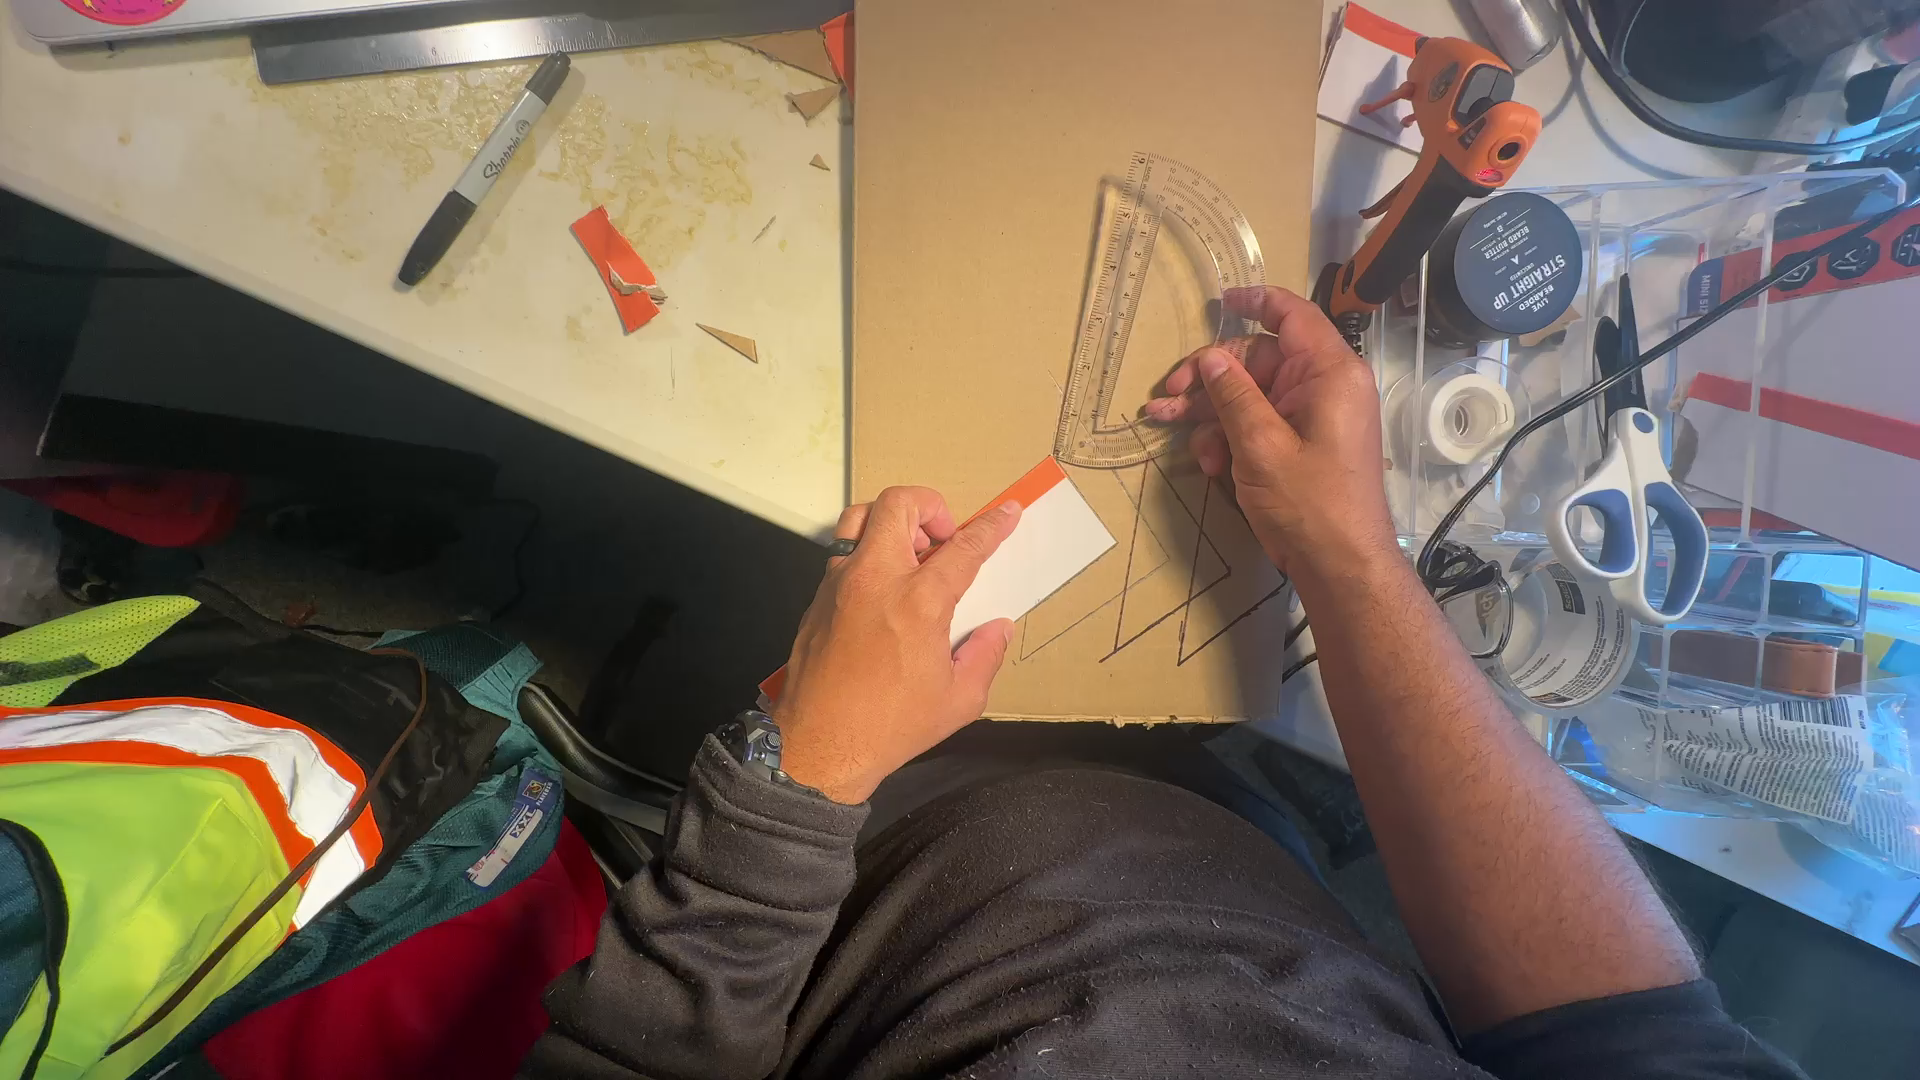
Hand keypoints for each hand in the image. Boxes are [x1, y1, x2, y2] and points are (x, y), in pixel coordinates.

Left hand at [772, 487, 1020, 803]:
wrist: (818, 746)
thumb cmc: (891, 726)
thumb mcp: (959, 699)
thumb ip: (986, 654)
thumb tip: (998, 627)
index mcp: (918, 601)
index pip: (964, 547)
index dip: (992, 525)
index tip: (1007, 511)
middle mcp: (875, 578)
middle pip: (899, 504)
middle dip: (931, 506)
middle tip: (944, 539)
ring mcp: (840, 583)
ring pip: (861, 517)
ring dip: (893, 523)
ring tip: (912, 557)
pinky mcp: (818, 597)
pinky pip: (845, 552)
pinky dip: (870, 553)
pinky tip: (884, 591)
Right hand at [1144, 286, 1396, 581]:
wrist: (1339, 563)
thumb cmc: (1308, 502)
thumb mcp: (1261, 445)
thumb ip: (1235, 396)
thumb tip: (1212, 358)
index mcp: (1328, 374)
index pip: (1293, 317)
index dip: (1256, 302)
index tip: (1220, 301)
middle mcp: (1321, 387)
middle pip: (1257, 362)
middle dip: (1209, 379)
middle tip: (1168, 397)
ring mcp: (1309, 418)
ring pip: (1249, 397)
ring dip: (1209, 414)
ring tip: (1167, 427)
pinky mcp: (1297, 445)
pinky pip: (1256, 426)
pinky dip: (1228, 440)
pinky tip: (1209, 463)